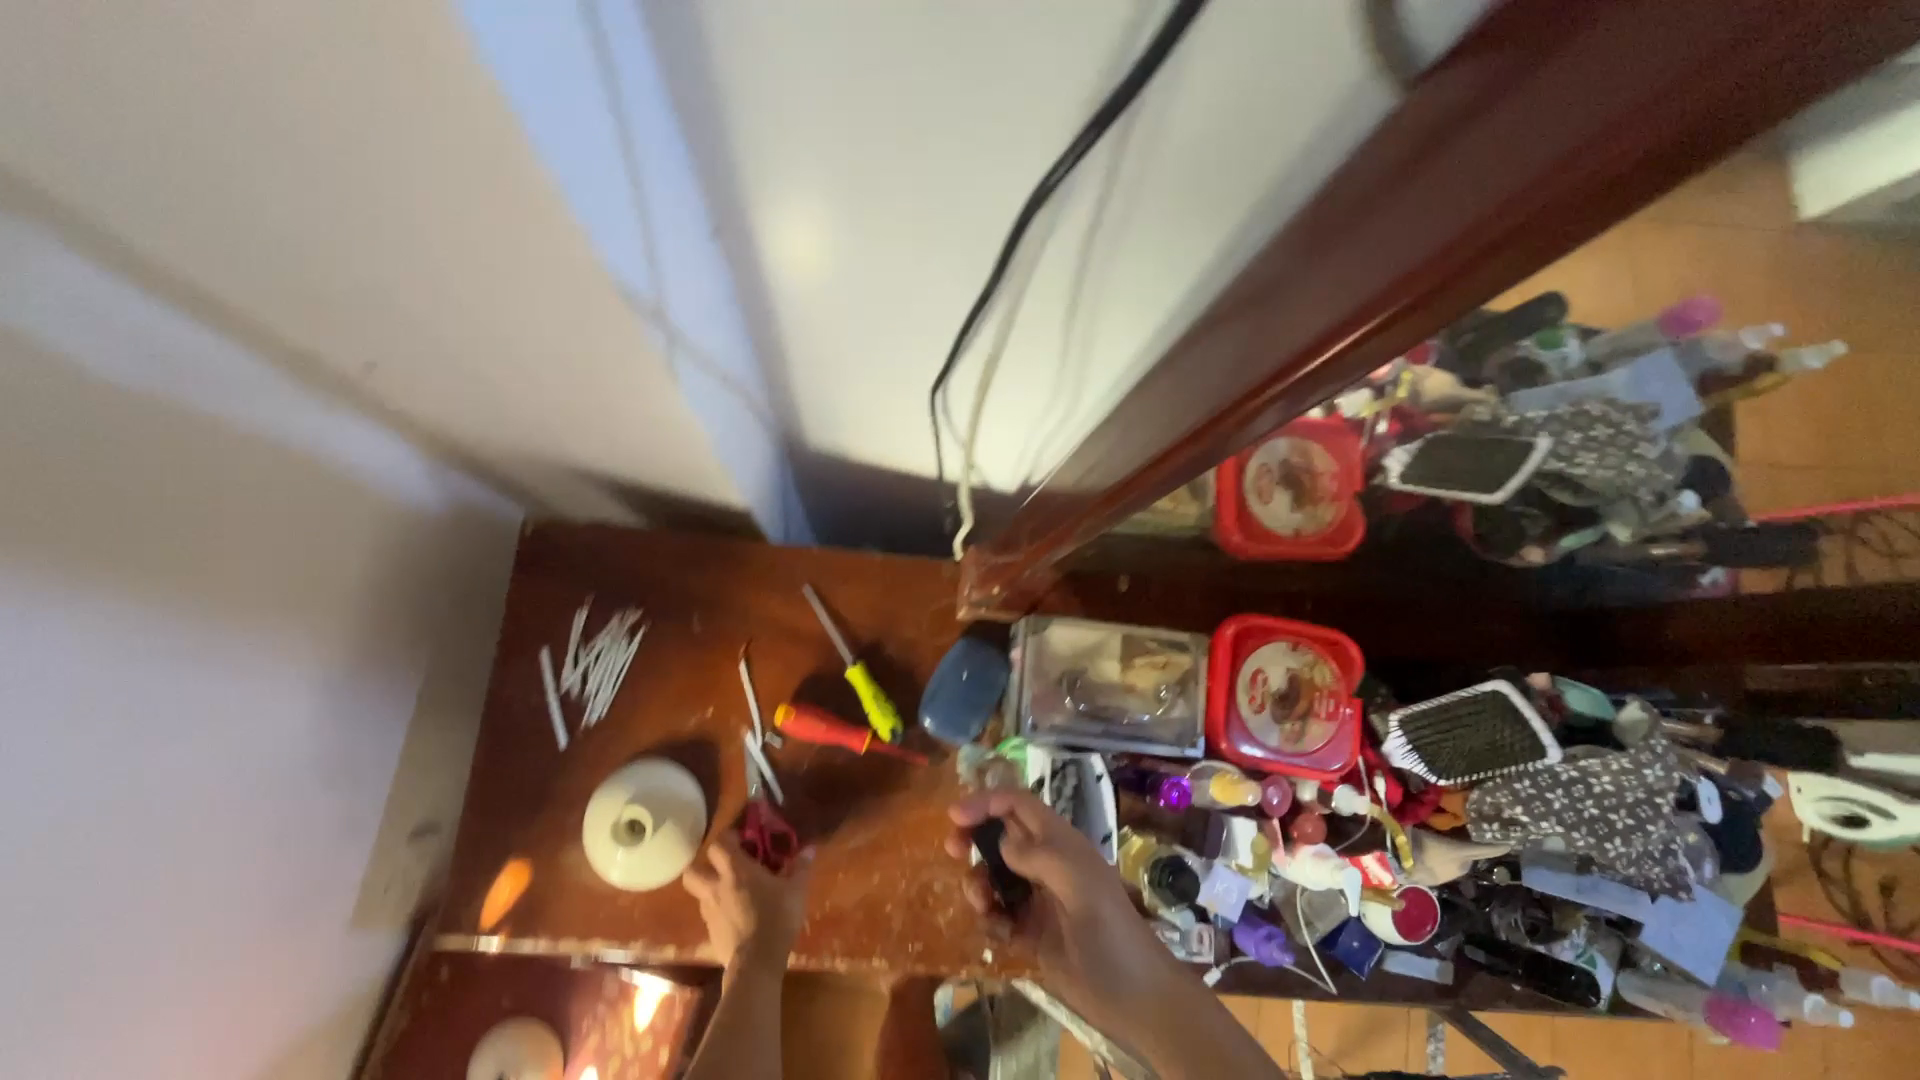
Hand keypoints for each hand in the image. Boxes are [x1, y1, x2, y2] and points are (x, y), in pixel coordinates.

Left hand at [683, 833, 814, 973]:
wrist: (757, 961)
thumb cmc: (777, 917)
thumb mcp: (796, 890)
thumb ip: (801, 867)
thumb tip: (810, 848)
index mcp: (736, 871)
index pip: (719, 843)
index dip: (727, 838)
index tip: (741, 839)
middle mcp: (716, 887)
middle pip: (693, 870)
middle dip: (704, 865)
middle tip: (724, 867)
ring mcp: (710, 912)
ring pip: (699, 894)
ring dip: (711, 889)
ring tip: (732, 893)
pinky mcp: (711, 933)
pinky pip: (709, 915)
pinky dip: (719, 912)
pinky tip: (737, 917)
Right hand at [945, 789, 1172, 1027]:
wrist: (1135, 998)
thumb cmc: (1113, 933)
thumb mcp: (1081, 885)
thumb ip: (1041, 856)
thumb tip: (1002, 841)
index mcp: (1061, 844)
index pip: (1019, 806)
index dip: (986, 802)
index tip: (954, 815)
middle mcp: (1047, 866)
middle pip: (1000, 837)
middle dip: (974, 839)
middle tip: (953, 850)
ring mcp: (1038, 900)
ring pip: (994, 877)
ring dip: (979, 884)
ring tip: (983, 905)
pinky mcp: (1031, 934)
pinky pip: (999, 916)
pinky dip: (991, 919)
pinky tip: (999, 934)